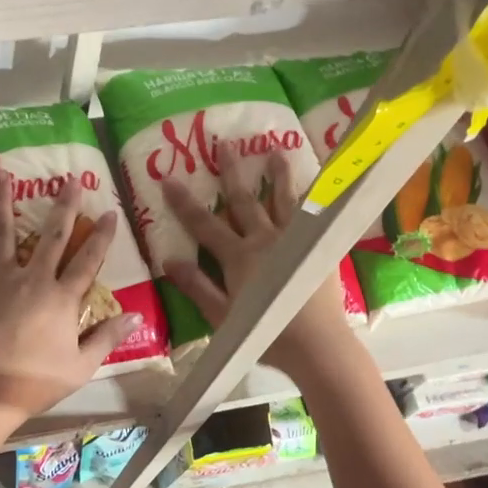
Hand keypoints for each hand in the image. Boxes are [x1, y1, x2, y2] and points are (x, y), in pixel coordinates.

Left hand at [0, 174, 141, 424]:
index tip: (110, 211)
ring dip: (3, 201)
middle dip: (64, 205)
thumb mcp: (81, 366)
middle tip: (70, 178)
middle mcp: (32, 280)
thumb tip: (135, 316)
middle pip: (52, 236)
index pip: (88, 261)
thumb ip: (106, 337)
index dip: (101, 236)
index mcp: (62, 299)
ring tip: (1, 173)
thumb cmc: (36, 383)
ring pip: (3, 234)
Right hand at [161, 144, 358, 381]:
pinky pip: (312, 213)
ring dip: (276, 175)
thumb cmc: (265, 333)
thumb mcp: (221, 315)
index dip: (184, 203)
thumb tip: (168, 259)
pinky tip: (316, 185)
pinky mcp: (318, 247)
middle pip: (243, 201)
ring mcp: (294, 240)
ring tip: (274, 151)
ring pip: (282, 199)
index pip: (203, 224)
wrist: (316, 344)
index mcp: (237, 257)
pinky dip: (311, 196)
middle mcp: (265, 239)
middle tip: (223, 144)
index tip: (168, 179)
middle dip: (231, 173)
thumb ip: (196, 285)